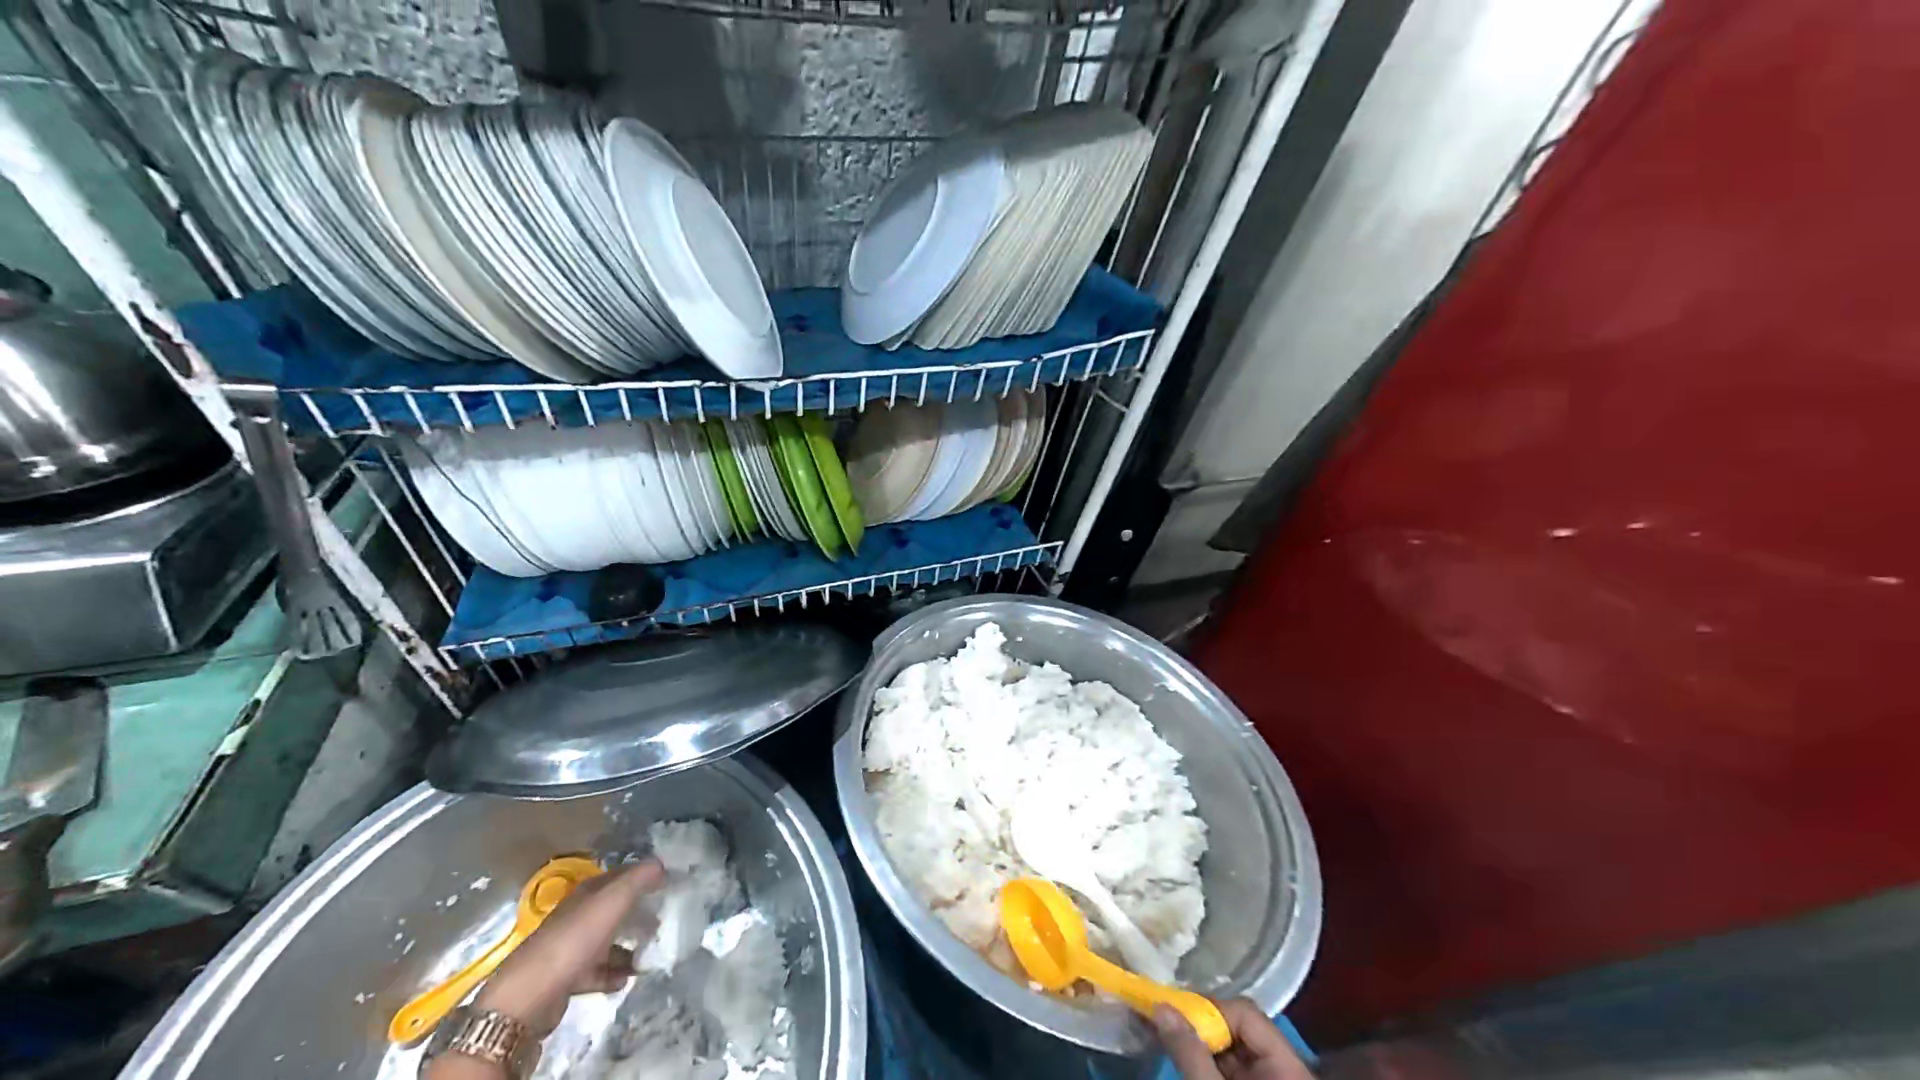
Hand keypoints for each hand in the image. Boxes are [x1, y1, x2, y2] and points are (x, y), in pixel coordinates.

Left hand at [472, 859, 665, 1036]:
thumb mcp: (612, 901)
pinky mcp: (567, 978)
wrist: (529, 996)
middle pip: (614, 910)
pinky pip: (597, 972)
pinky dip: (613, 974)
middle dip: (639, 914)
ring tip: (649, 955)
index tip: (669, 883)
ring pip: (607, 942)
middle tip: (664, 921)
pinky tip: (627, 979)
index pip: (620, 876)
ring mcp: (571, 948)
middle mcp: (578, 916)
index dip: (644, 876)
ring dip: (628, 948)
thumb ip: (638, 880)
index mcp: (587, 893)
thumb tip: (661, 865)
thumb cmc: (575, 940)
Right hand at [1154, 998, 1313, 1079]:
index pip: (1245, 1013)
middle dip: (1200, 1024)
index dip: (1209, 1010)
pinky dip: (1205, 1060)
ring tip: (1167, 1036)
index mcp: (1287, 1064)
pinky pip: (1229, 1066)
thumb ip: (1190, 1054)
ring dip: (1199, 1041)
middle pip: (1237, 1027)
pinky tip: (1182, 1055)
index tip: (1174, 1013)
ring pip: (1230, 1046)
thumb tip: (1160, 1007)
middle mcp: (1283, 1065)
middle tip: (1165, 1022)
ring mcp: (1269, 1078)